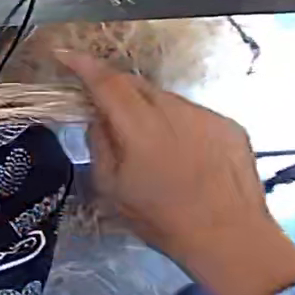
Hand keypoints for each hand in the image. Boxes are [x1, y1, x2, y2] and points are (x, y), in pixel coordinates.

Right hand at [58, 50, 294, 294]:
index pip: (108, 83)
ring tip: (135, 132)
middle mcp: (178, 115)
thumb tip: (97, 117)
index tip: (63, 54)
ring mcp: (208, 119)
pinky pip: (188, 111)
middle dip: (110, 85)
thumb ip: (100, 142)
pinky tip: (170, 146)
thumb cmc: (159, 218)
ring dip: (141, 104)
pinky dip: (169, 118)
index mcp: (142, 129)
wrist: (232, 240)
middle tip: (92, 99)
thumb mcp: (109, 184)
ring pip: (162, 97)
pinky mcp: (230, 128)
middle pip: (135, 84)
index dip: (83, 65)